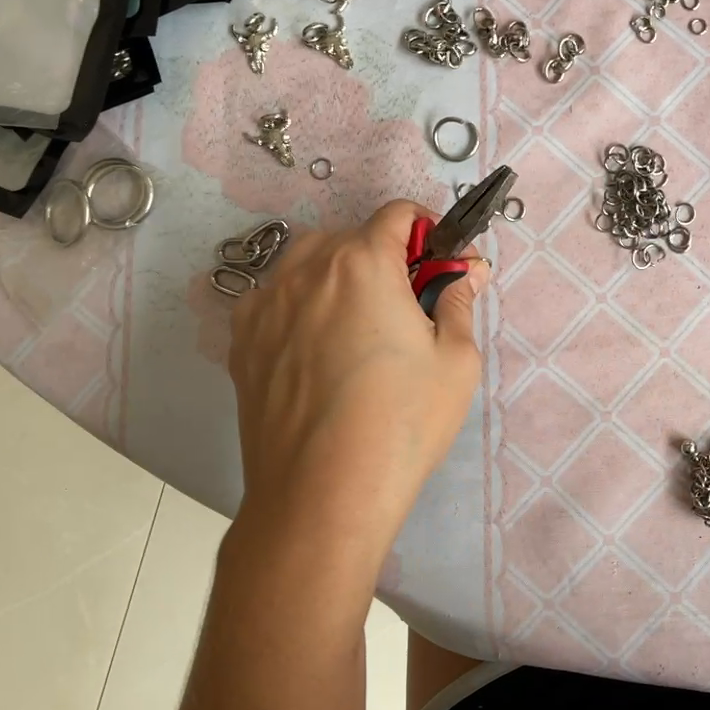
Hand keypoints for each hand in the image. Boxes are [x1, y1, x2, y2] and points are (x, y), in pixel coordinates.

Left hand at [227, 200, 488, 521]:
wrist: (322, 495)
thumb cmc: (402, 421)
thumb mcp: (456, 360)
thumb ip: (458, 301)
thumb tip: (466, 271)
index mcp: (363, 261)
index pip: (397, 214)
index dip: (427, 230)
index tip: (440, 265)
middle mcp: (307, 268)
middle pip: (351, 237)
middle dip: (384, 257)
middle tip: (406, 306)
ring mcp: (266, 305)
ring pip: (308, 265)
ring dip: (339, 277)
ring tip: (358, 328)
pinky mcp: (242, 342)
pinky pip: (277, 300)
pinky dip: (302, 307)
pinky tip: (317, 352)